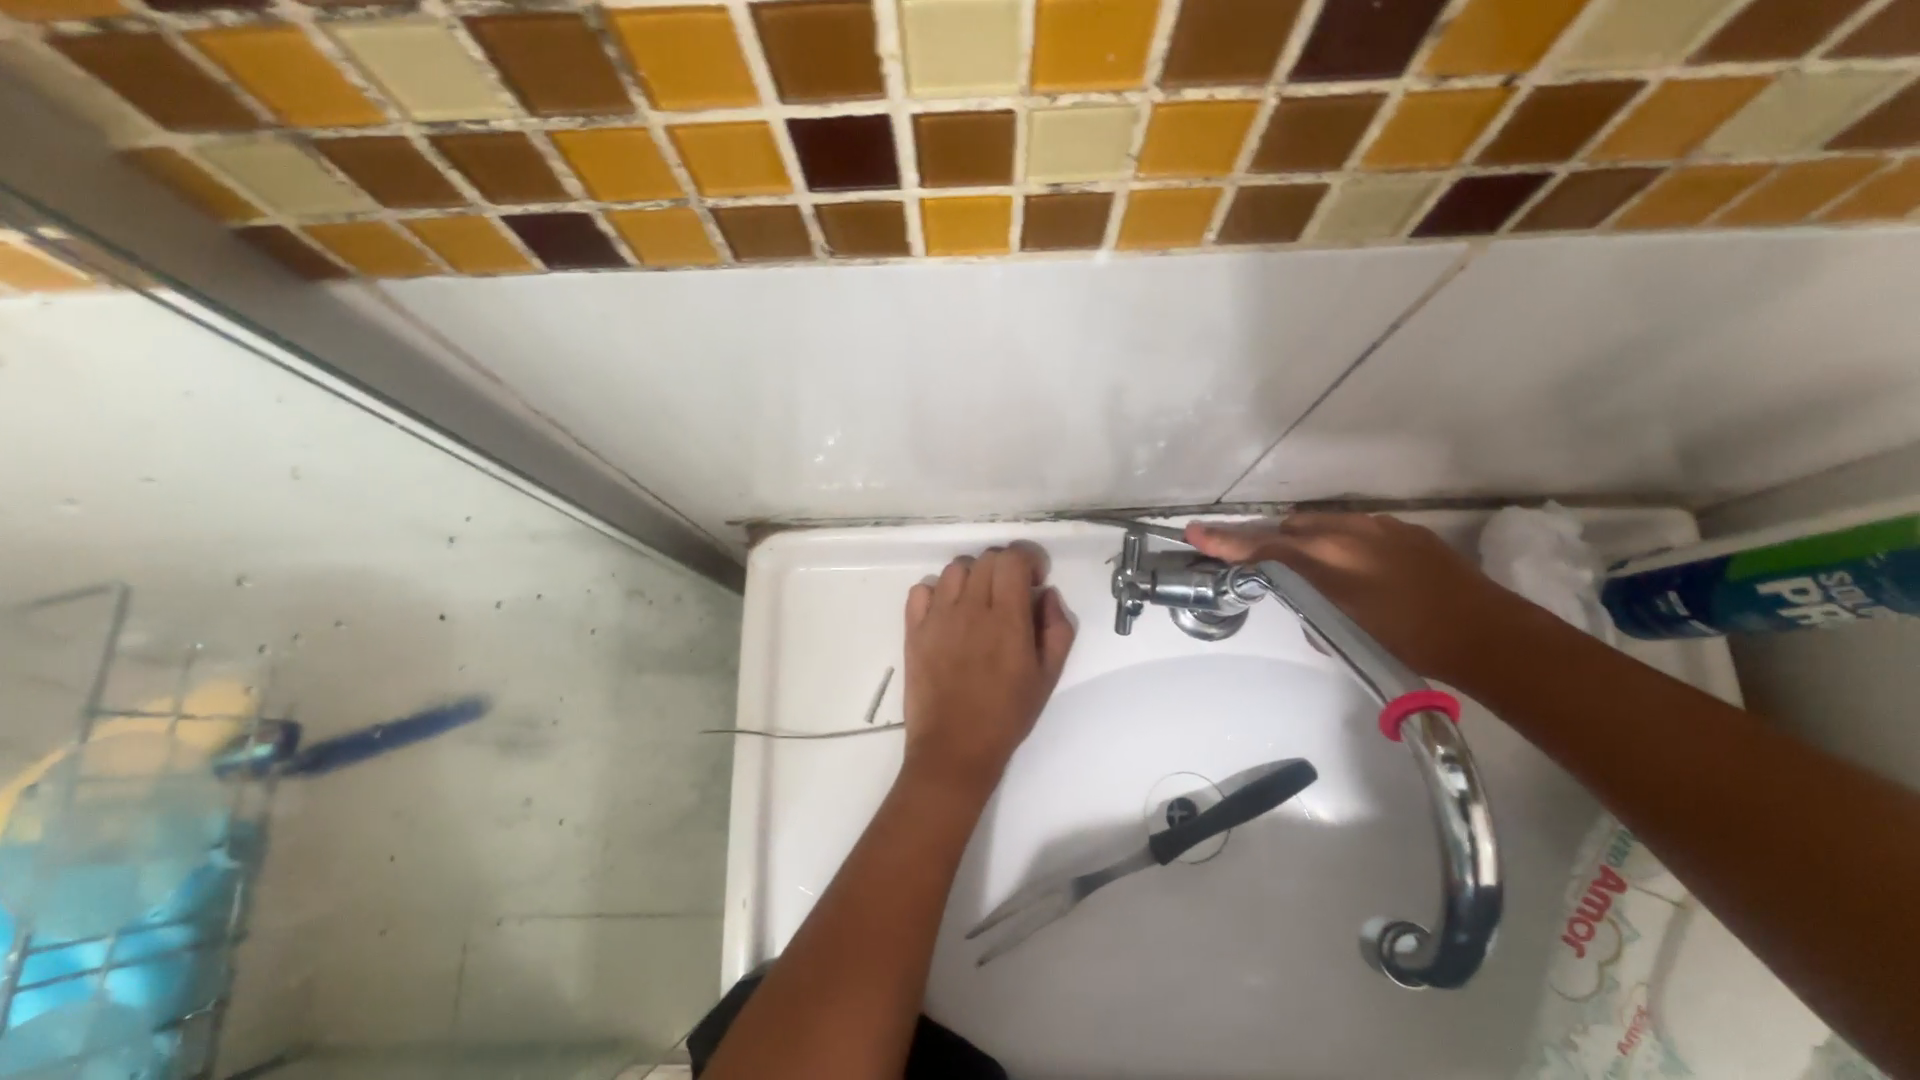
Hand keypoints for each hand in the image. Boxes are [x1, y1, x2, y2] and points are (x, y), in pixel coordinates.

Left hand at [902, 546, 1074, 797]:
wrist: (954, 747)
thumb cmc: (1007, 715)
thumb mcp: (1048, 676)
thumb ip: (1057, 628)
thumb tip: (1047, 595)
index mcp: (1007, 619)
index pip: (1013, 559)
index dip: (1028, 558)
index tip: (1036, 578)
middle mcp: (970, 609)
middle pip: (985, 559)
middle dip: (1005, 567)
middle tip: (1013, 592)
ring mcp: (937, 618)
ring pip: (954, 569)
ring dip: (973, 576)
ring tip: (980, 601)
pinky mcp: (913, 630)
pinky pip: (921, 590)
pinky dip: (937, 591)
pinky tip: (950, 613)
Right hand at [1186, 513, 1536, 684]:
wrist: (1485, 633)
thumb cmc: (1410, 642)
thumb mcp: (1346, 633)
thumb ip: (1312, 610)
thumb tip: (1301, 601)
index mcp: (1329, 561)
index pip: (1265, 548)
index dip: (1228, 542)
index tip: (1195, 532)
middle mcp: (1349, 534)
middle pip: (1291, 527)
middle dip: (1271, 541)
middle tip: (1262, 565)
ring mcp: (1380, 528)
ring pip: (1325, 525)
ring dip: (1308, 540)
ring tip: (1313, 569)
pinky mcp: (1406, 531)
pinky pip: (1356, 529)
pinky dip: (1342, 543)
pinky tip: (1358, 568)